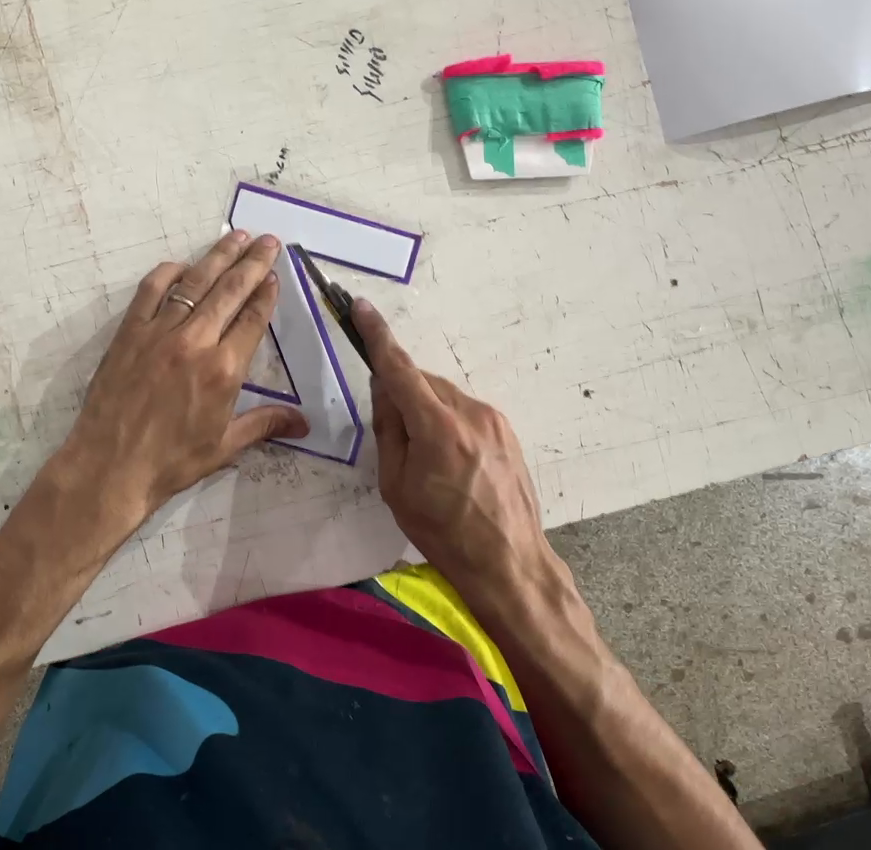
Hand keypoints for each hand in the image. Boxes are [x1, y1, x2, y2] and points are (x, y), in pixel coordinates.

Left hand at [55, 232, 309, 523]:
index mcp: (224, 369)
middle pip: (230, 291)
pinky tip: (181, 265)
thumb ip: (265, 424)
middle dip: (252, 262)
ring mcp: (160, 332)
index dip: (266, 293)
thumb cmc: (172, 461)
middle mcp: (196, 341)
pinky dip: (168, 273)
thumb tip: (305, 423)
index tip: (275, 275)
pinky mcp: (130, 332)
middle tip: (268, 241)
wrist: (111, 465)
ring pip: (195, 283)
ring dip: (218, 257)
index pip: (253, 318)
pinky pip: (151, 291)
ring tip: (236, 237)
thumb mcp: (225, 445)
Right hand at [354, 299, 548, 587]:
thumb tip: (385, 390)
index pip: (398, 369)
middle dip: (402, 396)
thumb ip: (389, 429)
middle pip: (422, 382)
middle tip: (394, 439)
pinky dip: (447, 422)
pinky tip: (451, 462)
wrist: (509, 562)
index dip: (377, 336)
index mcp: (437, 427)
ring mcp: (493, 420)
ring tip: (427, 461)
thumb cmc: (442, 532)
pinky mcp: (506, 430)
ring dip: (426, 411)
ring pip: (443, 396)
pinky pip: (464, 412)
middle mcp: (470, 412)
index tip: (361, 307)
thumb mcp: (396, 486)